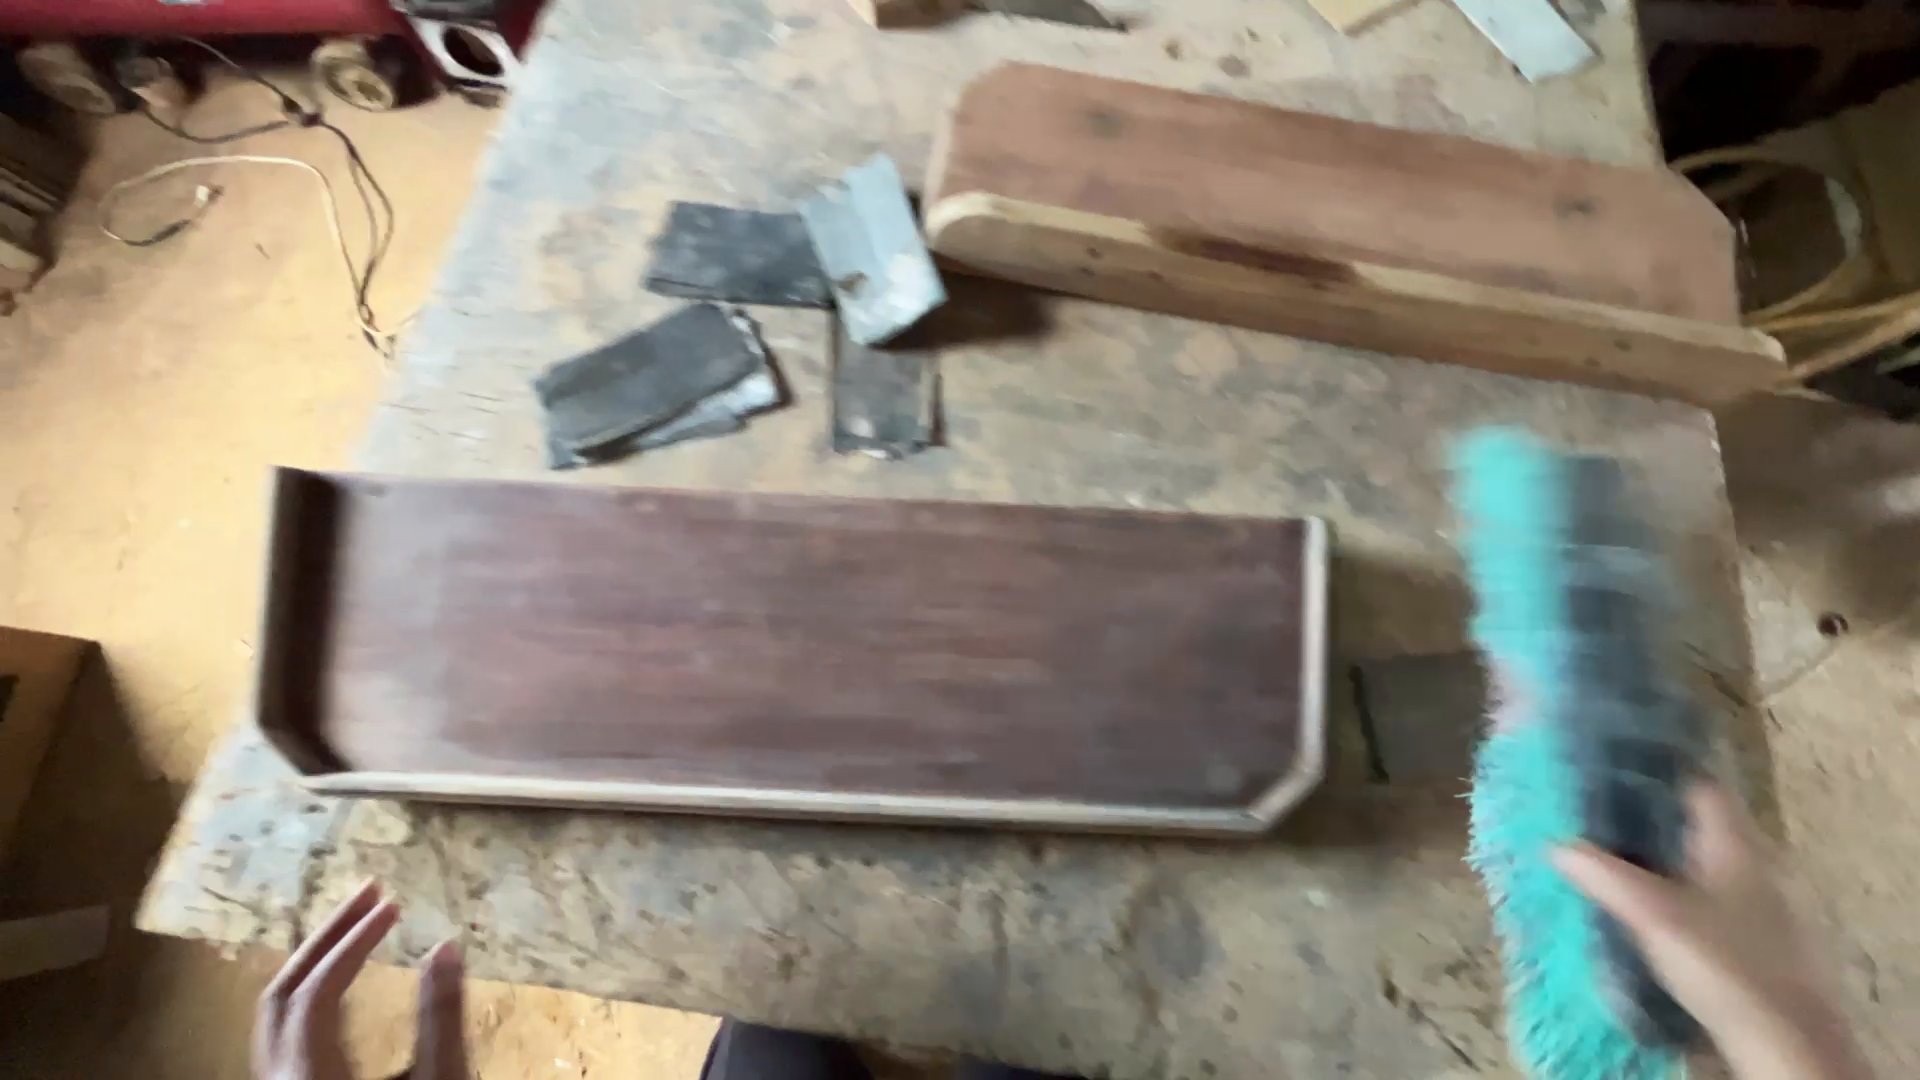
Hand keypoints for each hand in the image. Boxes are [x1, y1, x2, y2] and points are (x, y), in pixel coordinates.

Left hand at [254, 880, 468, 1079]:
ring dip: (316, 959)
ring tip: (362, 921)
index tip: (397, 904)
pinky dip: (312, 989)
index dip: (353, 942)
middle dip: (326, 937)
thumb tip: (446, 944)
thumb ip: (441, 1016)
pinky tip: (346, 974)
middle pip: (279, 997)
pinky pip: (283, 1032)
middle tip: (373, 891)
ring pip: (272, 1015)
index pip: (317, 993)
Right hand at [1554, 783, 1870, 1079]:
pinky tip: (1618, 885)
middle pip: (1685, 819)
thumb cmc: (1724, 960)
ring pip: (1682, 854)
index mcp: (1732, 845)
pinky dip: (1650, 876)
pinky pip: (1682, 885)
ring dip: (1641, 844)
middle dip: (1637, 805)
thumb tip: (1554, 844)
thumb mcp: (1651, 910)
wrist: (1783, 1042)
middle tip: (1583, 793)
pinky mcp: (1732, 931)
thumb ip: (1599, 872)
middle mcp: (1742, 864)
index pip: (1697, 784)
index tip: (1608, 751)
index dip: (1655, 764)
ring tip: (1588, 836)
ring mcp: (1742, 900)